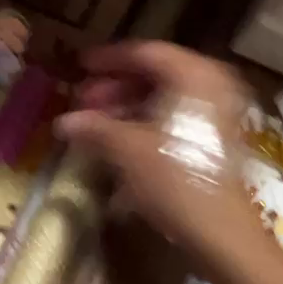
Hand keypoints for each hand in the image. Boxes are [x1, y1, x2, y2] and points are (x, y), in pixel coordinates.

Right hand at [55, 41, 282, 276]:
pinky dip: (147, 123)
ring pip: (165, 98)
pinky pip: (176, 118)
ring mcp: (219, 112)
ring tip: (97, 126)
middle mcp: (212, 84)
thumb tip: (63, 122)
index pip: (145, 52)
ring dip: (129, 108)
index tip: (80, 67)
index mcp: (193, 75)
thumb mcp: (127, 150)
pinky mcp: (218, 139)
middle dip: (116, 87)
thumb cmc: (175, 180)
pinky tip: (122, 143)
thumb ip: (94, 128)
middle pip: (156, 74)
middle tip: (84, 102)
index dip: (108, 60)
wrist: (219, 230)